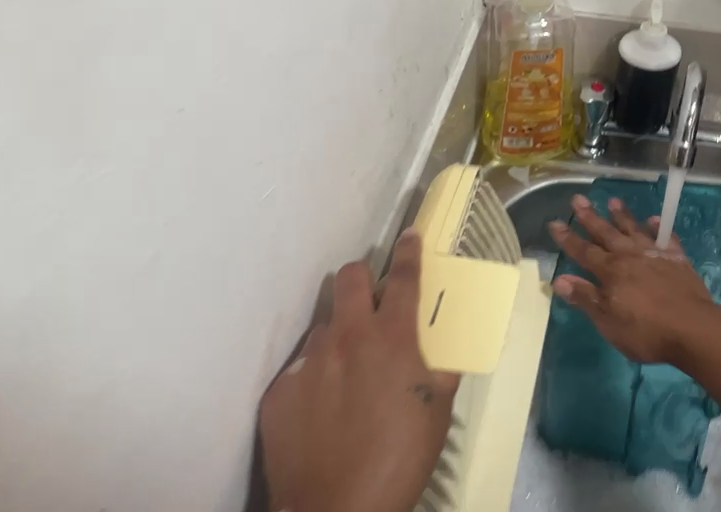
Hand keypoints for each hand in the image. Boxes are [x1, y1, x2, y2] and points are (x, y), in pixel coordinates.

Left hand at [259, 230, 459, 511]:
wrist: (336, 510)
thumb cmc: (401, 456)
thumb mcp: (438, 409)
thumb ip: (438, 371)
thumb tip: (440, 357)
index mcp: (393, 336)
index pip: (404, 276)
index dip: (409, 251)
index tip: (409, 237)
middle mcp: (349, 337)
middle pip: (350, 278)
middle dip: (362, 276)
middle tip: (371, 295)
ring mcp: (310, 363)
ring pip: (323, 325)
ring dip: (338, 333)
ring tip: (346, 365)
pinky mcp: (279, 392)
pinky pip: (300, 370)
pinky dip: (315, 377)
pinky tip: (321, 407)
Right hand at [547, 194, 720, 365]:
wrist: (692, 327)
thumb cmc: (646, 331)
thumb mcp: (608, 321)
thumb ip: (586, 298)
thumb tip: (559, 279)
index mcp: (611, 272)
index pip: (584, 252)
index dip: (568, 239)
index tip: (555, 223)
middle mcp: (630, 256)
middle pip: (607, 233)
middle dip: (590, 217)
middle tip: (578, 199)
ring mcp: (655, 255)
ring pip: (634, 229)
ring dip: (622, 216)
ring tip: (613, 201)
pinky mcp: (677, 259)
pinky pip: (665, 237)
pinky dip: (658, 227)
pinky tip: (654, 220)